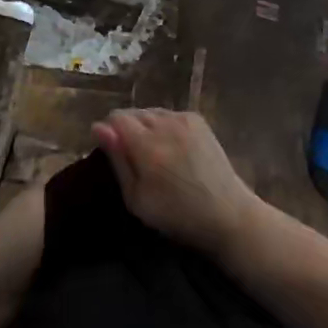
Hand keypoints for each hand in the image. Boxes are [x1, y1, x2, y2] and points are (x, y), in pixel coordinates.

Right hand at [91, 109, 260, 257]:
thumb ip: (117, 160)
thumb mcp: (137, 199)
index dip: (109, 133)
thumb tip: (99, 128)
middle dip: (126, 130)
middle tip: (135, 158)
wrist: (228, 215)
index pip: (115, 118)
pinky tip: (173, 148)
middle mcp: (164, 124)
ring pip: (149, 112)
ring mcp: (183, 119)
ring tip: (155, 153)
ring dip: (145, 127)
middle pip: (132, 113)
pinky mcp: (197, 119)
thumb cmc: (178, 215)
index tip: (113, 152)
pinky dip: (163, 126)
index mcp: (147, 146)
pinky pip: (168, 114)